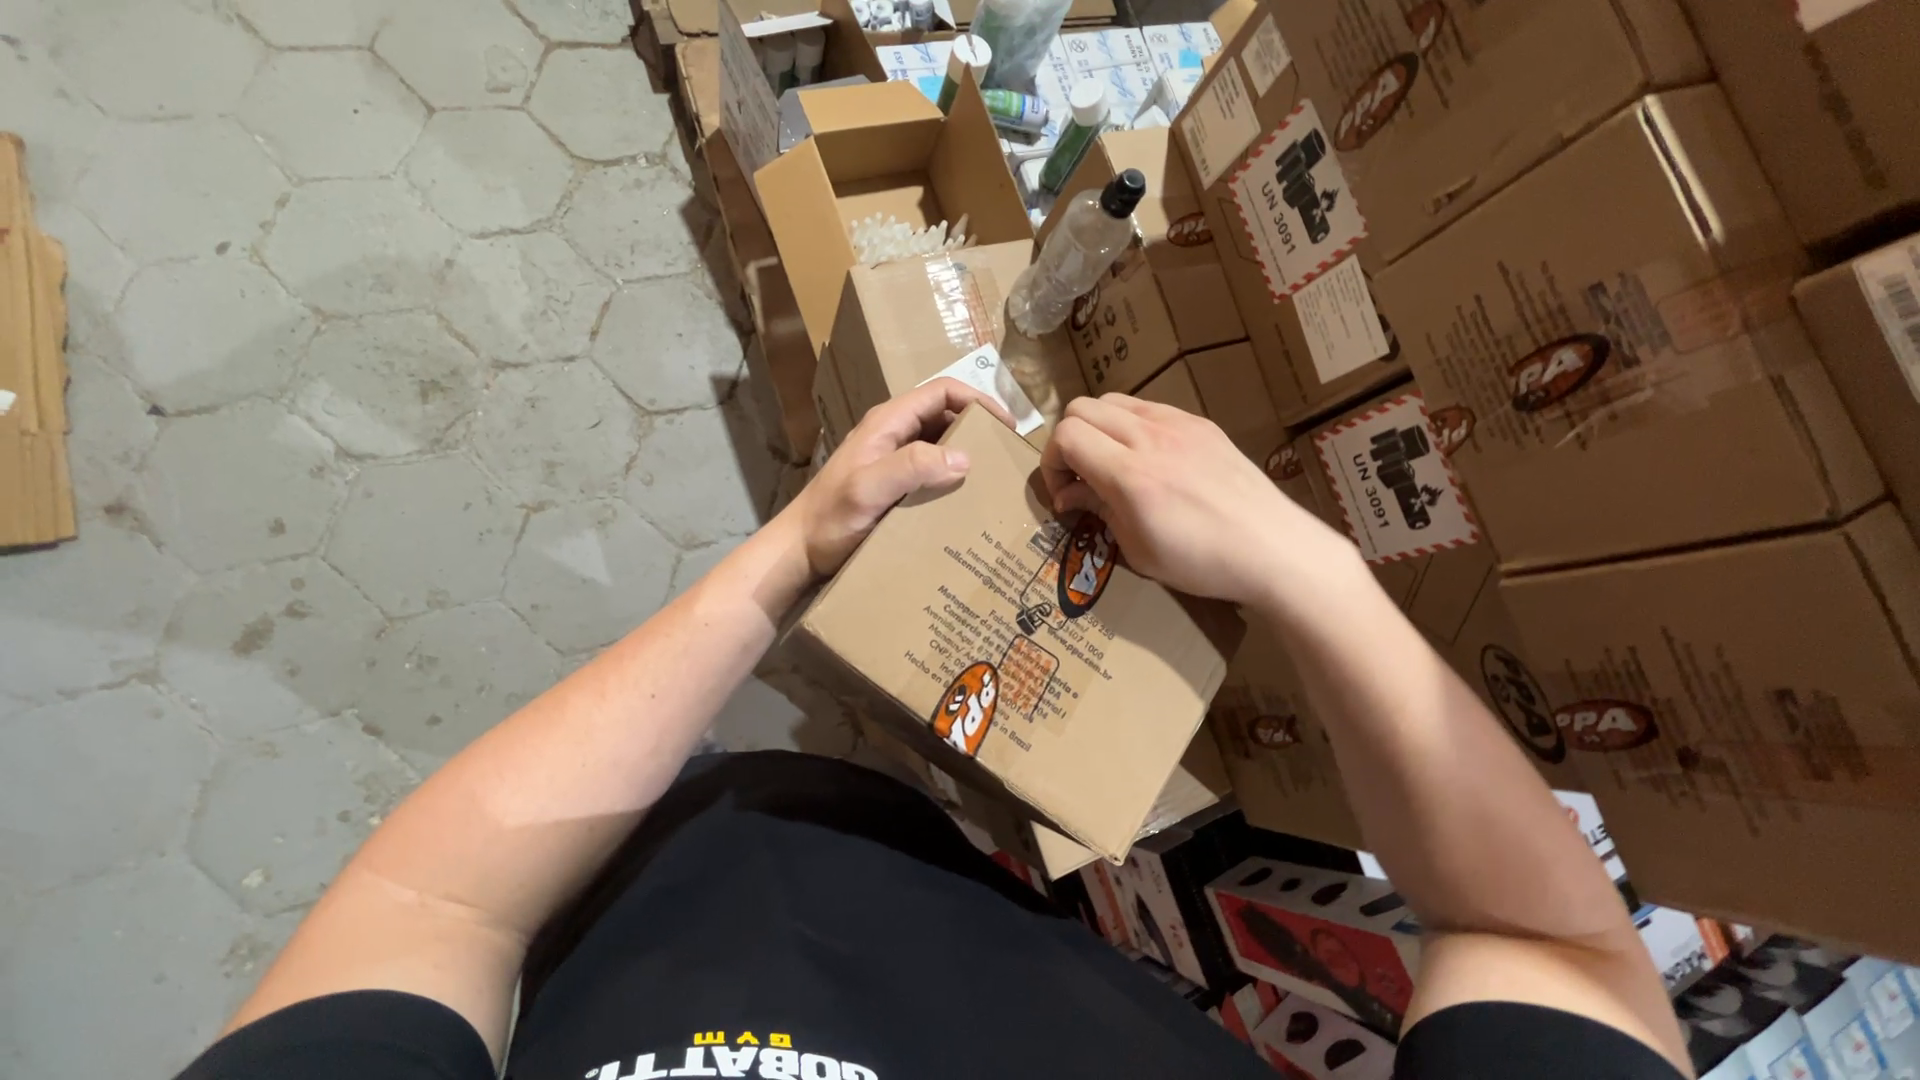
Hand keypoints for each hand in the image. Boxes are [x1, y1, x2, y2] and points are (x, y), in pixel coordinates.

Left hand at [783, 378, 1015, 577]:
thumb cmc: (830, 518)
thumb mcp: (868, 489)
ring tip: (996, 480)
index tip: (1007, 426)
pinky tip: (968, 502)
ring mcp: (893, 461)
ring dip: (968, 457)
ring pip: (941, 446)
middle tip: (1007, 457)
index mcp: (888, 423)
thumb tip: (964, 457)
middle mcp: (893, 435)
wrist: (800, 551)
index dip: (978, 401)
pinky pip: (932, 473)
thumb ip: (911, 466)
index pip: (942, 392)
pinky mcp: (895, 487)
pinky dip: (953, 480)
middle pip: (946, 417)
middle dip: (979, 430)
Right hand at [1040, 394, 1359, 607]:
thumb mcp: (1137, 550)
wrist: (1273, 548)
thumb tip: (1068, 493)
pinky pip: (1147, 407)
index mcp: (1130, 475)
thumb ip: (1098, 509)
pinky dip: (1129, 425)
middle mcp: (1150, 437)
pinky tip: (1144, 458)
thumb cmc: (1202, 562)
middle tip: (1077, 477)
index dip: (1050, 463)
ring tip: (1107, 464)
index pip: (1066, 436)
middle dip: (1067, 442)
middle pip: (1081, 408)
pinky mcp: (1200, 424)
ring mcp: (1178, 424)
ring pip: (1112, 400)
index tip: (1062, 493)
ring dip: (1096, 428)